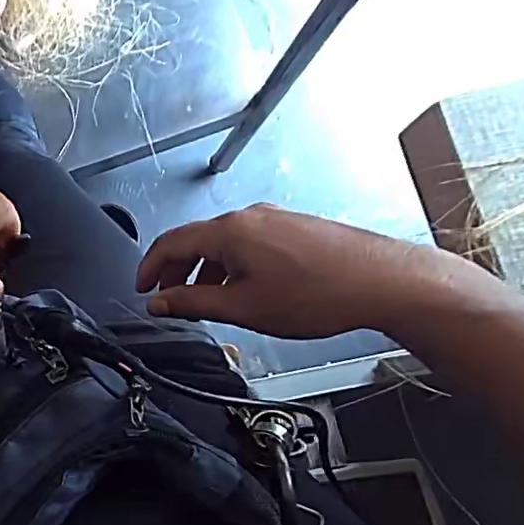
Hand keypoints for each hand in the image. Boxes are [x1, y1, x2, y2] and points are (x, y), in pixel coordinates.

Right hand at [135, 203, 508, 339]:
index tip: (141, 287)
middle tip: (166, 298)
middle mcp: (250, 217)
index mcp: (230, 231)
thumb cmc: (321, 292)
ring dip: (203, 271)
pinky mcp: (293, 229)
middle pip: (195, 240)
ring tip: (202, 301)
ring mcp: (274, 220)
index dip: (148, 268)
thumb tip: (161, 302)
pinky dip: (230, 266)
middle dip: (174, 271)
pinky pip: (247, 244)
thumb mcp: (243, 307)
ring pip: (222, 244)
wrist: (381, 282)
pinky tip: (239, 290)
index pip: (170, 242)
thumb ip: (193, 304)